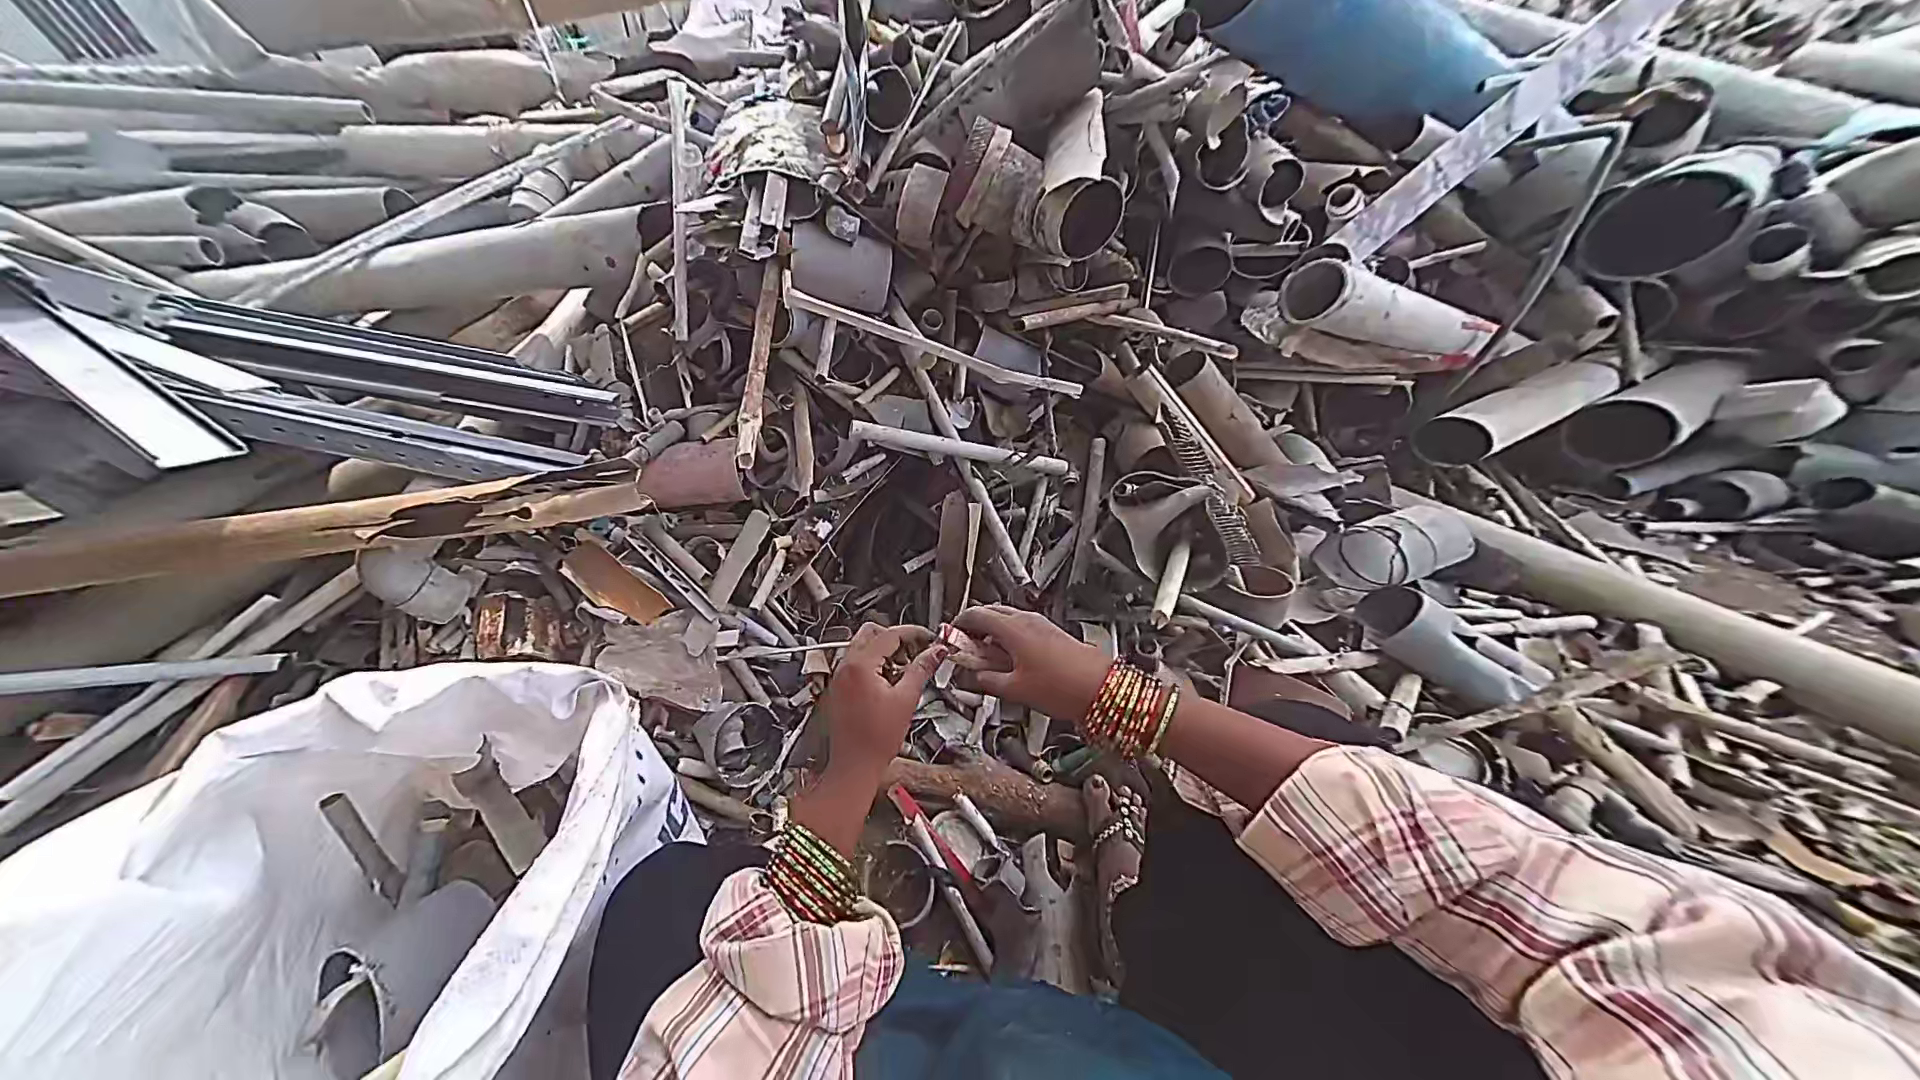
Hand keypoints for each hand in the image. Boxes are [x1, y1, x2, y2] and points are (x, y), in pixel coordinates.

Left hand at [816, 622, 943, 775]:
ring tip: (906, 667)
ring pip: (863, 647)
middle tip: (918, 650)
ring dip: (886, 650)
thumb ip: (921, 669)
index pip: (889, 635)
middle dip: (897, 638)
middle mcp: (845, 667)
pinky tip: (891, 680)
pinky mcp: (840, 689)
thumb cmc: (874, 741)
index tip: (928, 638)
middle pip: (872, 634)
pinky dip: (875, 664)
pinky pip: (857, 664)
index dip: (913, 633)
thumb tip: (935, 652)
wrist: (854, 767)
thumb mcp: (906, 699)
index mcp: (860, 666)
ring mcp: (840, 678)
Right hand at [950, 605, 1110, 720]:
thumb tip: (973, 677)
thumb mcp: (1014, 689)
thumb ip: (987, 680)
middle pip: (990, 613)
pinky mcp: (1052, 634)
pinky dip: (1008, 638)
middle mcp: (1027, 620)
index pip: (975, 614)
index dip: (958, 624)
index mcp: (1012, 628)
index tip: (950, 635)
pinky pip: (1021, 628)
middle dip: (974, 627)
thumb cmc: (1063, 687)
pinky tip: (1009, 659)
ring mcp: (1041, 625)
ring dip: (992, 633)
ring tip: (985, 657)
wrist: (1100, 689)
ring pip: (1007, 619)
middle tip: (964, 646)